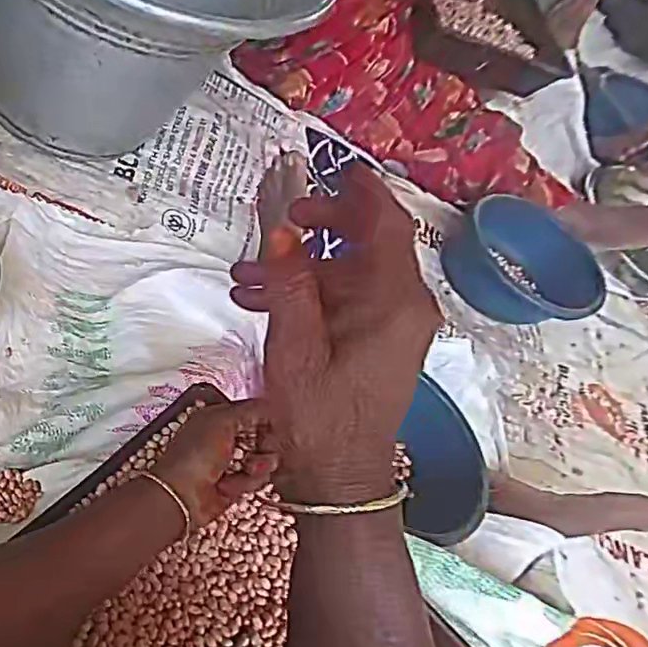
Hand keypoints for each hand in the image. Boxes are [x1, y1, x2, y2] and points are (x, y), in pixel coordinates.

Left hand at [152, 399, 278, 528]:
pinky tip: (228, 485)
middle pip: (264, 437)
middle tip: (255, 452)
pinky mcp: (236, 483)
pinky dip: (245, 483)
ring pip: (265, 460)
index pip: (254, 413)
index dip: (265, 421)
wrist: (183, 495)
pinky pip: (257, 480)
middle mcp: (225, 438)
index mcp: (218, 418)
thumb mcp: (221, 421)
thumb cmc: (195, 455)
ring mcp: (231, 462)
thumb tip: (270, 407)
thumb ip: (250, 409)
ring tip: (242, 470)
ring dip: (256, 467)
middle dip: (265, 447)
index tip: (270, 429)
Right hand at [229, 163, 439, 502]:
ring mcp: (390, 328)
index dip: (360, 193)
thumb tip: (283, 232)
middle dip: (315, 234)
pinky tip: (263, 305)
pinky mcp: (375, 345)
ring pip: (345, 278)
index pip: (385, 227)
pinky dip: (307, 299)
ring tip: (244, 281)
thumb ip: (290, 287)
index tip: (333, 169)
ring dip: (298, 273)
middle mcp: (402, 308)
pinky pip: (343, 305)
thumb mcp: (295, 350)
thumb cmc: (318, 417)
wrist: (337, 477)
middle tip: (275, 229)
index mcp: (393, 303)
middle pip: (364, 248)